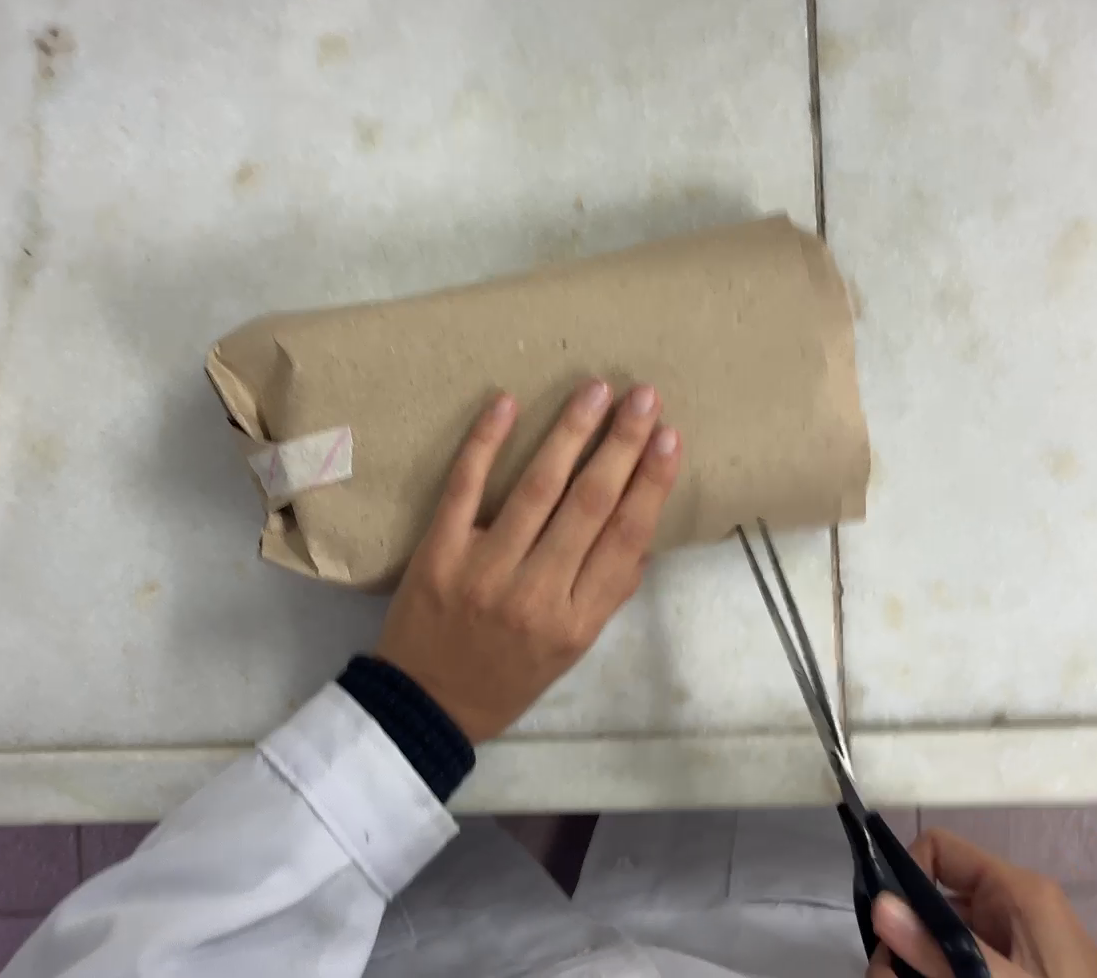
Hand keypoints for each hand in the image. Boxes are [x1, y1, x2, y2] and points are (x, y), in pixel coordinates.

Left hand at [373, 379, 681, 742]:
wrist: (425, 706)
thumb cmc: (508, 678)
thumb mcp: (571, 652)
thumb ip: (606, 595)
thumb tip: (641, 536)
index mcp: (577, 620)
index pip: (625, 538)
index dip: (651, 483)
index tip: (671, 437)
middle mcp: (537, 593)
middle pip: (589, 505)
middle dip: (622, 445)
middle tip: (644, 396)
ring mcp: (484, 570)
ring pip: (536, 489)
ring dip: (570, 433)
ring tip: (595, 390)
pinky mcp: (438, 553)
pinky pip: (465, 489)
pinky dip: (485, 443)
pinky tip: (507, 404)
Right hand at [867, 829, 1096, 977]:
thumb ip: (941, 950)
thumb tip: (878, 904)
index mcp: (1018, 892)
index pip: (939, 848)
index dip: (907, 876)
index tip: (891, 926)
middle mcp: (1010, 909)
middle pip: (929, 900)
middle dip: (901, 940)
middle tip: (886, 977)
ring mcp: (1011, 946)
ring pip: (935, 938)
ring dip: (908, 967)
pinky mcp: (1009, 972)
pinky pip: (954, 964)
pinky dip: (931, 975)